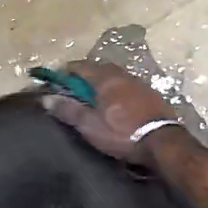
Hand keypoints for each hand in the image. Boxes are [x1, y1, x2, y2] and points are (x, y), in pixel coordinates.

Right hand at [40, 60, 179, 166]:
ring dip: (101, 81)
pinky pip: (126, 85)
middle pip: (98, 68)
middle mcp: (122, 74)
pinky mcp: (150, 93)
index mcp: (104, 78)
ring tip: (93, 96)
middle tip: (73, 88)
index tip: (55, 80)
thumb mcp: (89, 125)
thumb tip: (45, 98)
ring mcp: (138, 82)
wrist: (162, 142)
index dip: (64, 72)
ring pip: (114, 75)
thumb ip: (68, 110)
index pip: (79, 66)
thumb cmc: (121, 133)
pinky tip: (115, 102)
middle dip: (83, 75)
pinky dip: (116, 89)